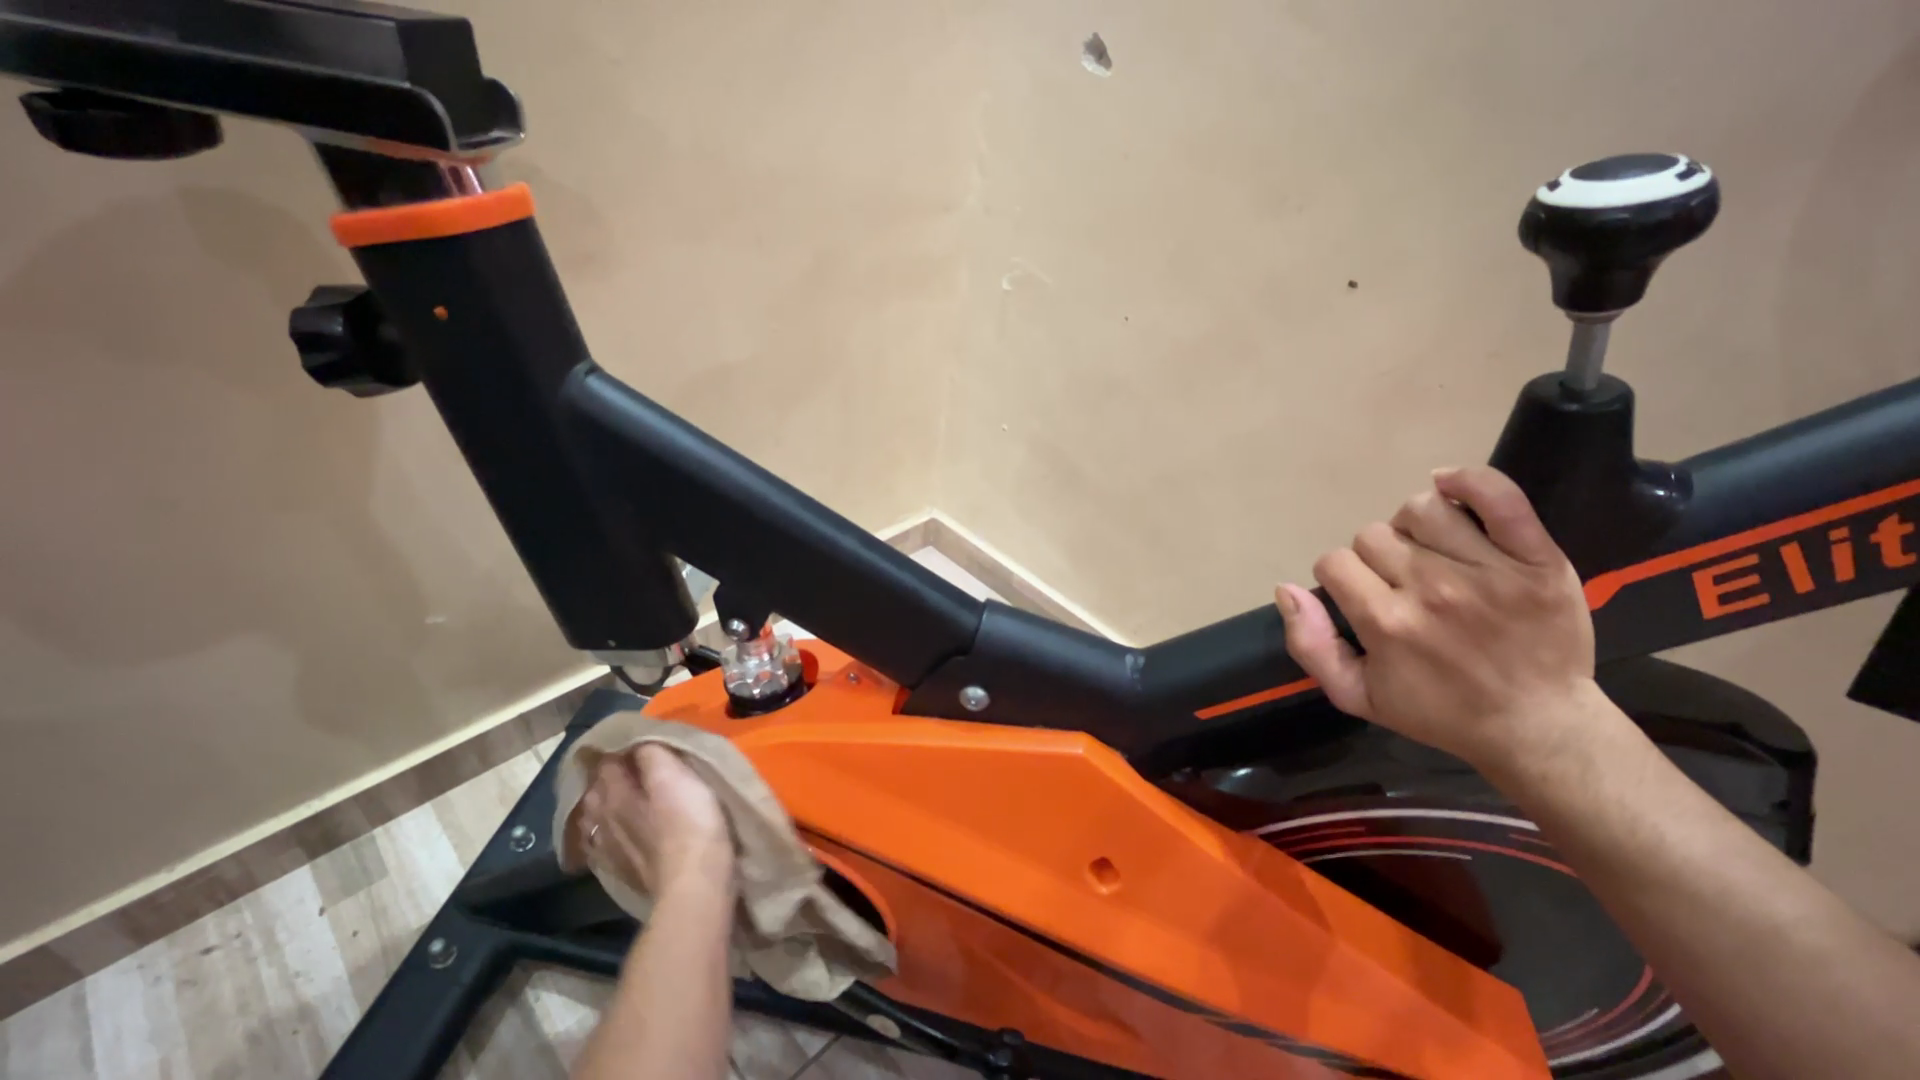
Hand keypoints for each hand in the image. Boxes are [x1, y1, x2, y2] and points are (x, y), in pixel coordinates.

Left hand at [579, 745, 732, 893]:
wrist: (694, 886)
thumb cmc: (689, 824)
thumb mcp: (676, 776)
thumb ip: (653, 752)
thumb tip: (638, 738)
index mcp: (614, 792)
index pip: (604, 760)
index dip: (617, 747)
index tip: (634, 739)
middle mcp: (601, 818)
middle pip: (595, 788)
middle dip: (606, 776)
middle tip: (629, 765)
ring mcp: (607, 848)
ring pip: (594, 817)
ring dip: (602, 804)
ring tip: (620, 798)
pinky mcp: (619, 871)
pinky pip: (601, 845)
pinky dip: (605, 833)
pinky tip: (615, 835)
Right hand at [1275, 465, 1599, 773]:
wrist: (1537, 726)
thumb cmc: (1442, 713)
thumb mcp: (1358, 696)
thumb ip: (1311, 646)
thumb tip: (1287, 589)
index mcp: (1386, 622)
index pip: (1334, 563)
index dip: (1340, 579)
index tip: (1362, 598)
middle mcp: (1430, 589)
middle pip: (1372, 534)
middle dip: (1377, 558)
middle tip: (1401, 585)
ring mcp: (1487, 570)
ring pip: (1421, 509)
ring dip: (1415, 527)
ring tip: (1432, 554)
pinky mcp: (1535, 557)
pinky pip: (1497, 496)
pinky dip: (1469, 481)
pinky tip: (1451, 487)